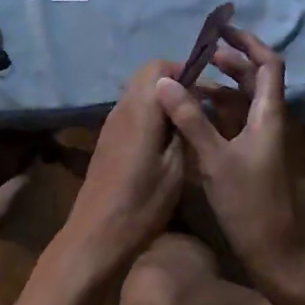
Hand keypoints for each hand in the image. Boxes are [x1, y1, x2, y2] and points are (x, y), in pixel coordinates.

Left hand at [60, 62, 186, 271]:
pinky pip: (132, 110)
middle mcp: (121, 109)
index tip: (208, 90)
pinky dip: (151, 112)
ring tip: (188, 120)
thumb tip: (192, 102)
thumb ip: (183, 128)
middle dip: (175, 80)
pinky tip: (168, 137)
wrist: (96, 237)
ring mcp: (111, 124)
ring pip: (138, 92)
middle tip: (201, 103)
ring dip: (162, 96)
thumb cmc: (142, 205)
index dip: (185, 70)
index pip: (159, 66)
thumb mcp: (175, 168)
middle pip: (147, 75)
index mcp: (140, 110)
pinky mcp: (108, 140)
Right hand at [154, 27, 304, 277]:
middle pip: (256, 79)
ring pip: (244, 101)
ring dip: (221, 88)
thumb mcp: (215, 160)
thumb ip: (191, 119)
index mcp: (270, 114)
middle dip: (232, 63)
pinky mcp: (253, 156)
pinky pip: (236, 122)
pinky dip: (217, 112)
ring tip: (190, 81)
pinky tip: (193, 113)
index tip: (223, 30)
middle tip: (201, 54)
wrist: (273, 251)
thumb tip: (165, 81)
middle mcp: (270, 120)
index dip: (249, 43)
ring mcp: (262, 139)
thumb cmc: (249, 203)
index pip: (269, 64)